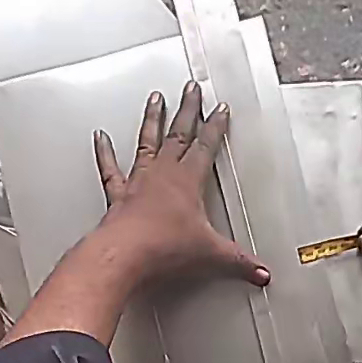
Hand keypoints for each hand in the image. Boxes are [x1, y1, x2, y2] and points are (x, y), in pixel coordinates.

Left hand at [0, 83, 267, 348]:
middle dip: (187, 110)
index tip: (220, 109)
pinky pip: (110, 169)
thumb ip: (238, 262)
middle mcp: (162, 174)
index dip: (216, 127)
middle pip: (178, 134)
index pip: (206, 146)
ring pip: (147, 142)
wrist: (126, 255)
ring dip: (152, 120)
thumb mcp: (211, 254)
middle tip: (191, 89)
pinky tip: (100, 138)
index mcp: (187, 181)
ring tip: (155, 99)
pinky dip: (104, 153)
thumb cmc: (163, 248)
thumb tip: (261, 274)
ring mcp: (138, 182)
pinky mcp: (118, 196)